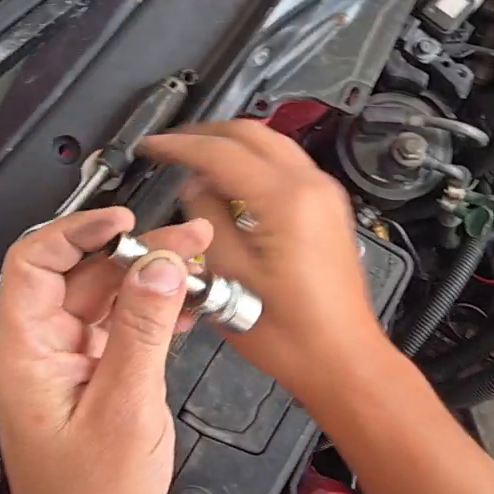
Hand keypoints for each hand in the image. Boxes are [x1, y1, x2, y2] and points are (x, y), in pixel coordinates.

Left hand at [0, 206, 212, 493]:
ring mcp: (64, 356)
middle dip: (135, 250)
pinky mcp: (89, 368)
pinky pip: (119, 321)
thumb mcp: (124, 406)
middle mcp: (38, 344)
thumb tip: (160, 266)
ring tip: (197, 265)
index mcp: (23, 348)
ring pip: (105, 293)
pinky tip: (186, 305)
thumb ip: (142, 329)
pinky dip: (151, 309)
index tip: (123, 221)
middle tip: (186, 241)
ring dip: (151, 278)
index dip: (76, 230)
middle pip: (80, 272)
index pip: (33, 260)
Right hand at [140, 121, 389, 402]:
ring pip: (270, 144)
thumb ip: (206, 219)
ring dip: (229, 144)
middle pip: (250, 133)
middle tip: (169, 147)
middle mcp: (311, 187)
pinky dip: (253, 162)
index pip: (221, 151)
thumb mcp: (227, 278)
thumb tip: (193, 188)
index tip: (152, 147)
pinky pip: (285, 165)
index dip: (178, 145)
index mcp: (285, 200)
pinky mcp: (327, 209)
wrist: (341, 360)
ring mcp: (325, 195)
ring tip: (193, 159)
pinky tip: (229, 182)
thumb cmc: (289, 335)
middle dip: (204, 134)